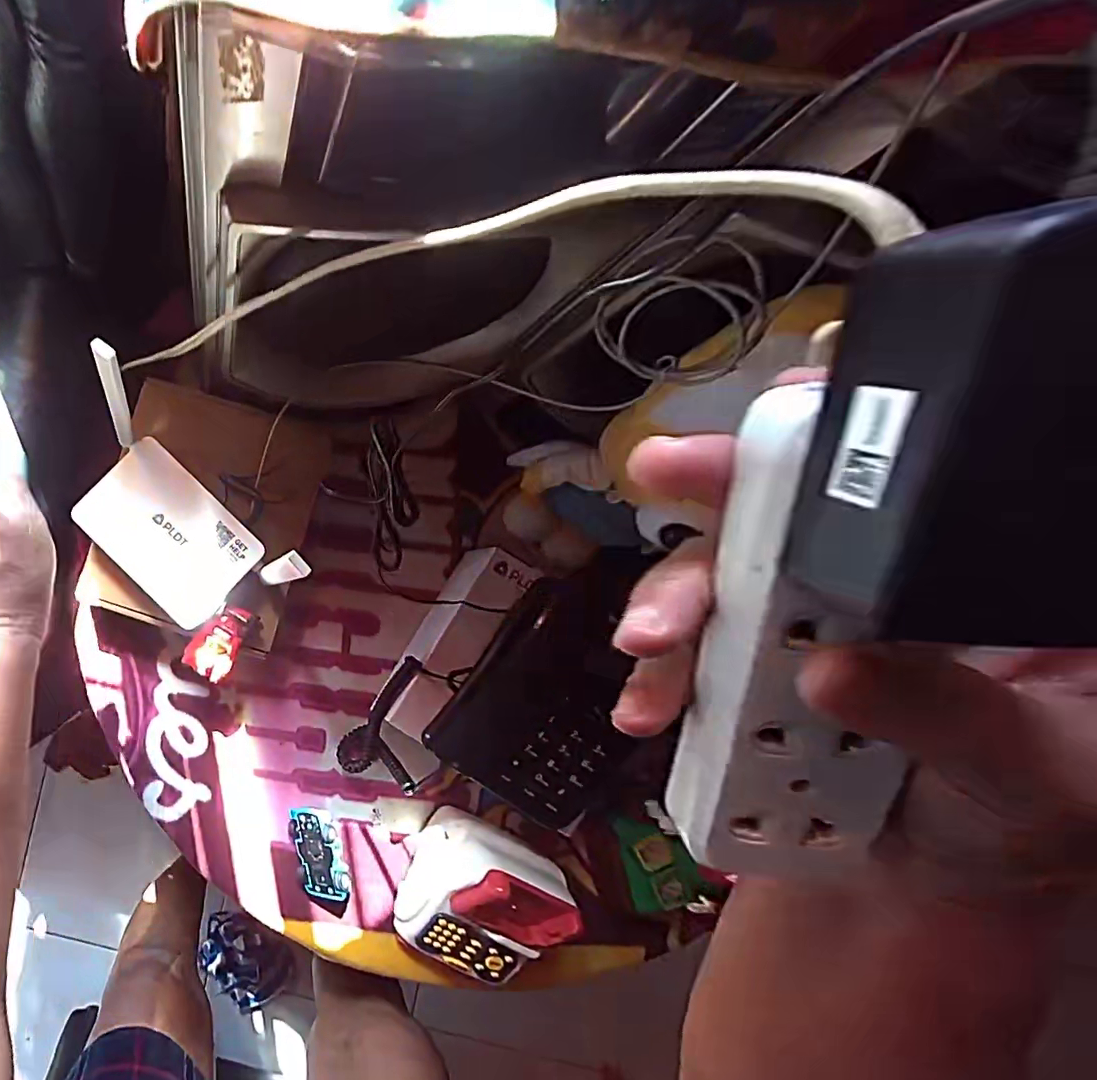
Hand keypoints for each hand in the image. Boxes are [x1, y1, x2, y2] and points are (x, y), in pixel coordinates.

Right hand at [611, 376, 1096, 898]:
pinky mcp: (732, 663)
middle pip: (773, 521)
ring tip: (643, 655)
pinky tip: (642, 712)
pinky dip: (654, 680)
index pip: (909, 484)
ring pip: (708, 581)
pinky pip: (679, 653)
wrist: (938, 883)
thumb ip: (955, 723)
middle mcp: (865, 582)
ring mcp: (785, 622)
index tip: (788, 401)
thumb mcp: (1045, 782)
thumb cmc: (1028, 822)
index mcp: (970, 579)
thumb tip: (830, 672)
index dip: (847, 429)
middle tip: (657, 496)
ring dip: (665, 610)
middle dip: (711, 515)